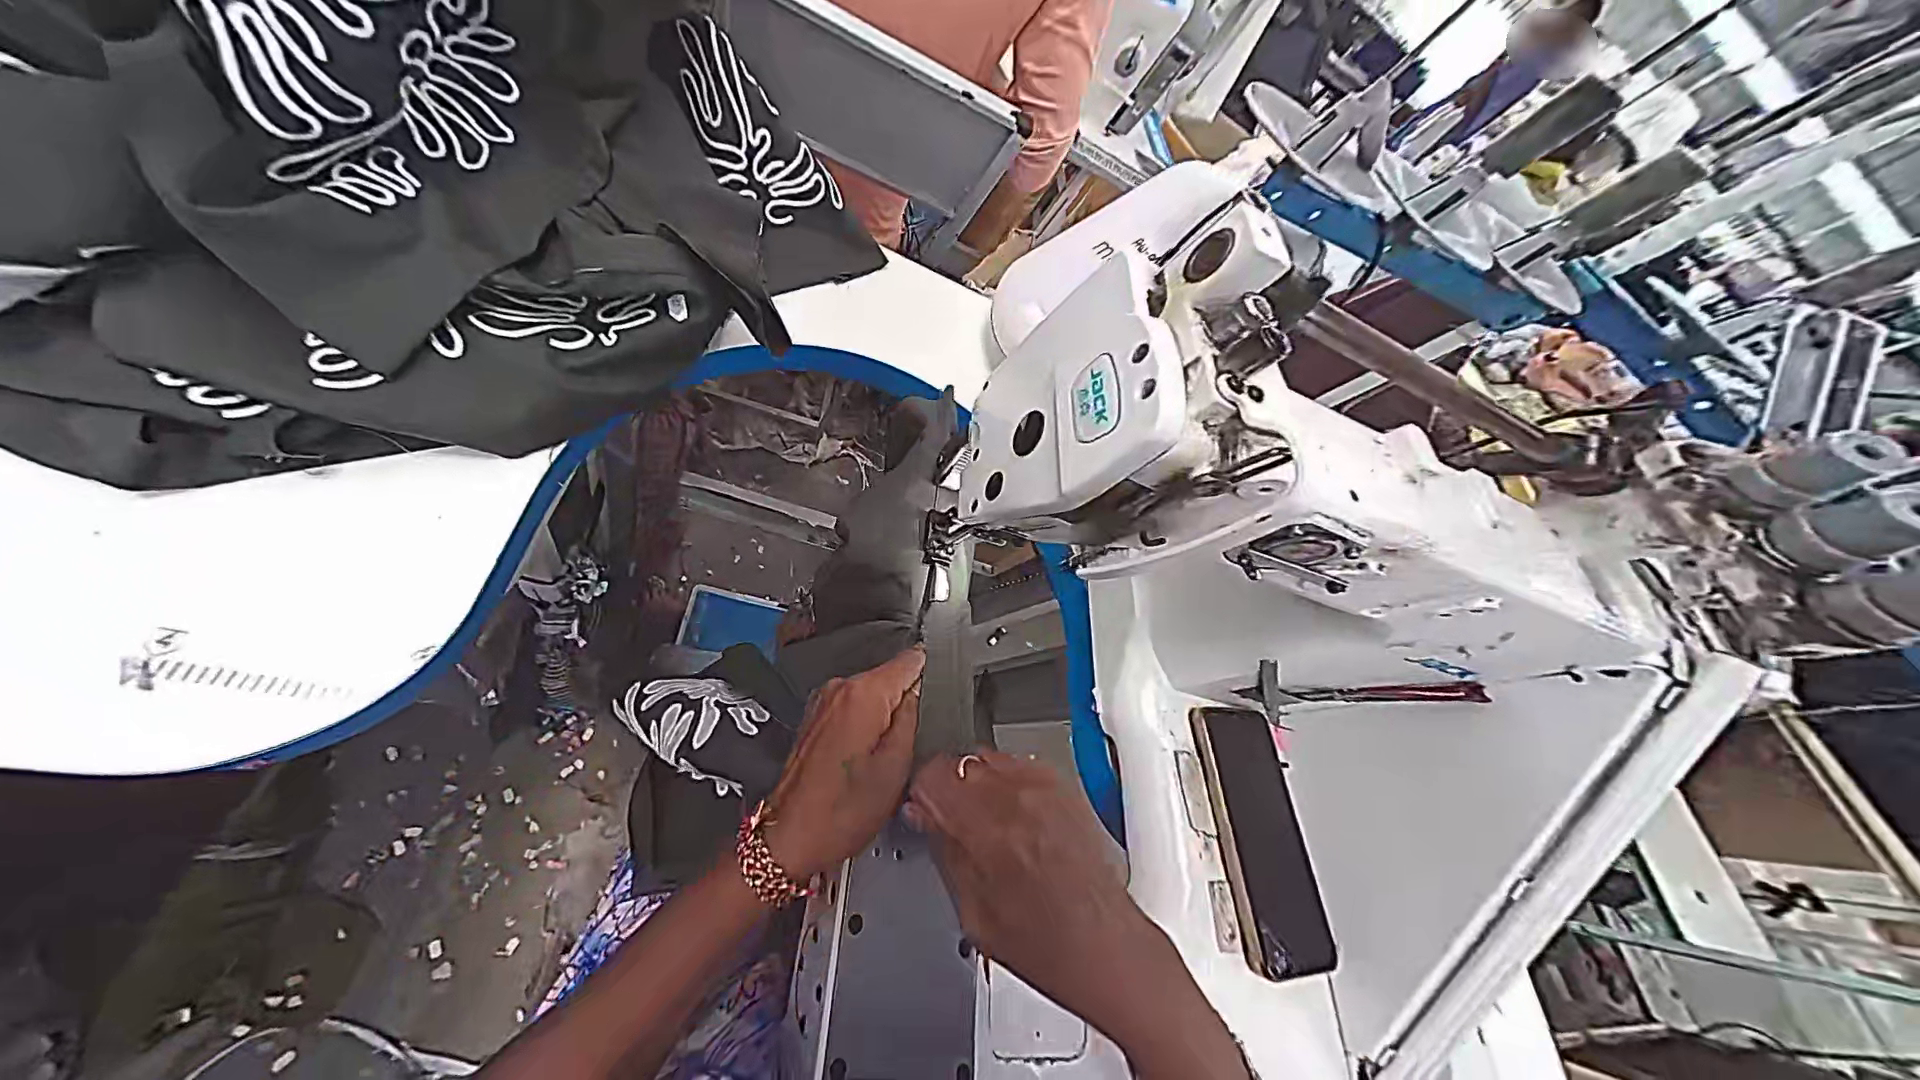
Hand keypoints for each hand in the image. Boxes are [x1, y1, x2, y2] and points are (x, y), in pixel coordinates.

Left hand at [762, 648, 923, 877]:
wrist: (790, 838)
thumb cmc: (838, 813)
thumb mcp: (897, 766)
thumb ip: (914, 718)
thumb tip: (919, 694)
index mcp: (862, 694)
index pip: (910, 660)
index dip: (930, 675)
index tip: (939, 696)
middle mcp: (838, 690)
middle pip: (890, 678)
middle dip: (906, 704)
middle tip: (911, 743)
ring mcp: (823, 703)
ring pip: (872, 695)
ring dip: (885, 718)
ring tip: (885, 758)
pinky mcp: (816, 719)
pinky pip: (853, 710)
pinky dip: (866, 727)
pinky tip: (865, 760)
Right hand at [908, 752, 1251, 1078]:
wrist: (1105, 946)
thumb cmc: (1049, 944)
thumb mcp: (973, 911)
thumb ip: (944, 849)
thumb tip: (924, 815)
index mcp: (989, 827)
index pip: (934, 773)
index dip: (920, 792)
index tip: (922, 807)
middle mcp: (1019, 798)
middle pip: (960, 762)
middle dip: (948, 788)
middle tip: (949, 819)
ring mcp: (1046, 788)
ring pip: (989, 758)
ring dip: (977, 783)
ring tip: (984, 823)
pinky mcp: (1065, 787)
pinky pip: (1019, 765)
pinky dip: (1006, 782)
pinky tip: (1011, 818)